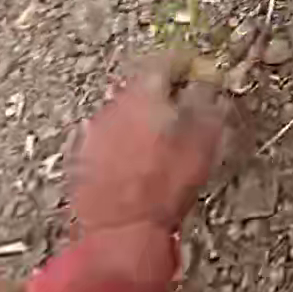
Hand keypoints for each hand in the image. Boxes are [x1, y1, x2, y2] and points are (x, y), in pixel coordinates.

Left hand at [70, 52, 227, 234]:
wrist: (123, 231)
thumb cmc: (168, 179)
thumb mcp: (208, 128)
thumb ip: (208, 94)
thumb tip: (211, 76)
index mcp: (142, 94)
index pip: (167, 60)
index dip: (191, 62)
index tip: (204, 70)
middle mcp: (111, 109)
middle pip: (141, 83)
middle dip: (167, 88)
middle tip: (190, 98)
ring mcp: (92, 137)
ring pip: (125, 109)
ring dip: (148, 111)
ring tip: (170, 128)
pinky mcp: (82, 162)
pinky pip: (111, 133)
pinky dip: (130, 134)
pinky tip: (146, 151)